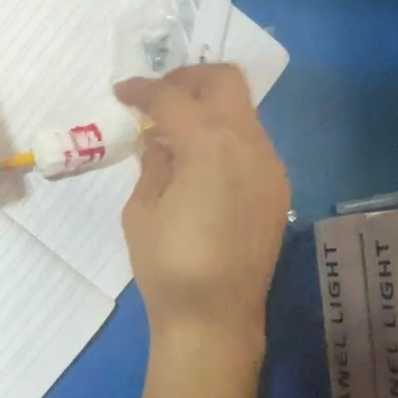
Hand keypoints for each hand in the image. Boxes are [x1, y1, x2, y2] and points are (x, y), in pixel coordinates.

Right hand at [115, 65, 289, 338]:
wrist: (214, 316)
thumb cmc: (167, 265)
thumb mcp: (141, 212)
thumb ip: (152, 166)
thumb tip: (157, 143)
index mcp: (209, 145)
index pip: (173, 98)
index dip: (144, 90)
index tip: (121, 93)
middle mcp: (249, 144)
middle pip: (225, 84)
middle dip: (188, 80)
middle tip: (157, 97)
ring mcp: (270, 167)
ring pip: (243, 114)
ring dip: (208, 112)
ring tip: (174, 135)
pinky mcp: (276, 191)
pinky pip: (251, 146)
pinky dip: (224, 140)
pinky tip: (198, 167)